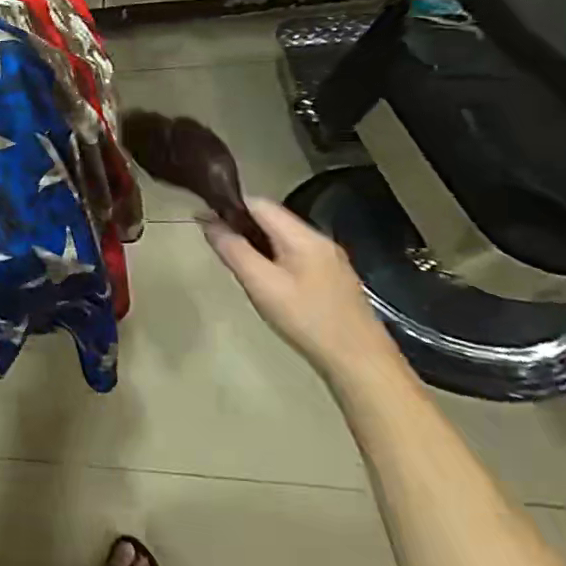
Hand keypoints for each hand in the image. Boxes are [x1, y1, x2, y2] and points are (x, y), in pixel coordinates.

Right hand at [202, 198, 400, 381]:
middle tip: (219, 247)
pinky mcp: (334, 276)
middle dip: (243, 225)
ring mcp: (330, 258)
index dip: (231, 207)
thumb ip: (233, 250)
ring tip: (239, 263)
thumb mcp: (261, 285)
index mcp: (303, 235)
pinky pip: (296, 253)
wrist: (360, 361)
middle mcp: (319, 238)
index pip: (259, 204)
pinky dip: (275, 256)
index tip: (206, 221)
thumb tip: (208, 222)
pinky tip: (268, 280)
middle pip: (272, 219)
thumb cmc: (306, 320)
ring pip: (284, 237)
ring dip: (258, 242)